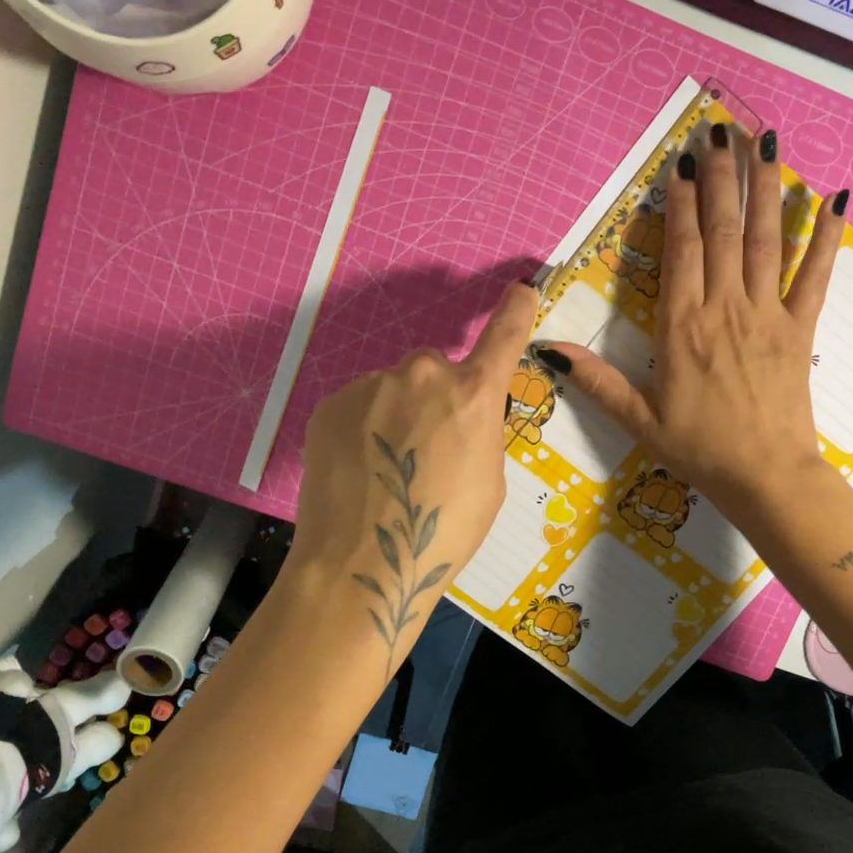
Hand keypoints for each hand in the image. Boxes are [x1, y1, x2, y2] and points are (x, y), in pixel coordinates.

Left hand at [287, 281, 537, 670]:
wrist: (361, 563)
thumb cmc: (442, 534)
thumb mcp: (488, 484)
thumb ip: (478, 433)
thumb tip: (457, 418)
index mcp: (472, 395)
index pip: (503, 336)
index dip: (515, 311)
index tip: (522, 289)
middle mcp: (422, 375)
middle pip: (435, 371)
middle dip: (437, 399)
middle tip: (428, 452)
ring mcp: (370, 386)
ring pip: (393, 389)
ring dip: (396, 414)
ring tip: (387, 471)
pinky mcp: (331, 405)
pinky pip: (359, 406)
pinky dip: (362, 428)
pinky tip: (358, 471)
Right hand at [543, 125, 848, 521]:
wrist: (764, 478)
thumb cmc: (698, 450)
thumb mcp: (638, 420)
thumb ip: (598, 381)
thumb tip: (549, 351)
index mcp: (682, 328)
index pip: (681, 250)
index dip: (680, 202)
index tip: (681, 162)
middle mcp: (724, 308)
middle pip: (722, 230)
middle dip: (720, 176)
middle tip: (720, 128)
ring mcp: (766, 315)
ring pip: (766, 239)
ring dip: (766, 186)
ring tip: (766, 139)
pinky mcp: (799, 329)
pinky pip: (815, 276)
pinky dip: (827, 237)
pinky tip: (836, 198)